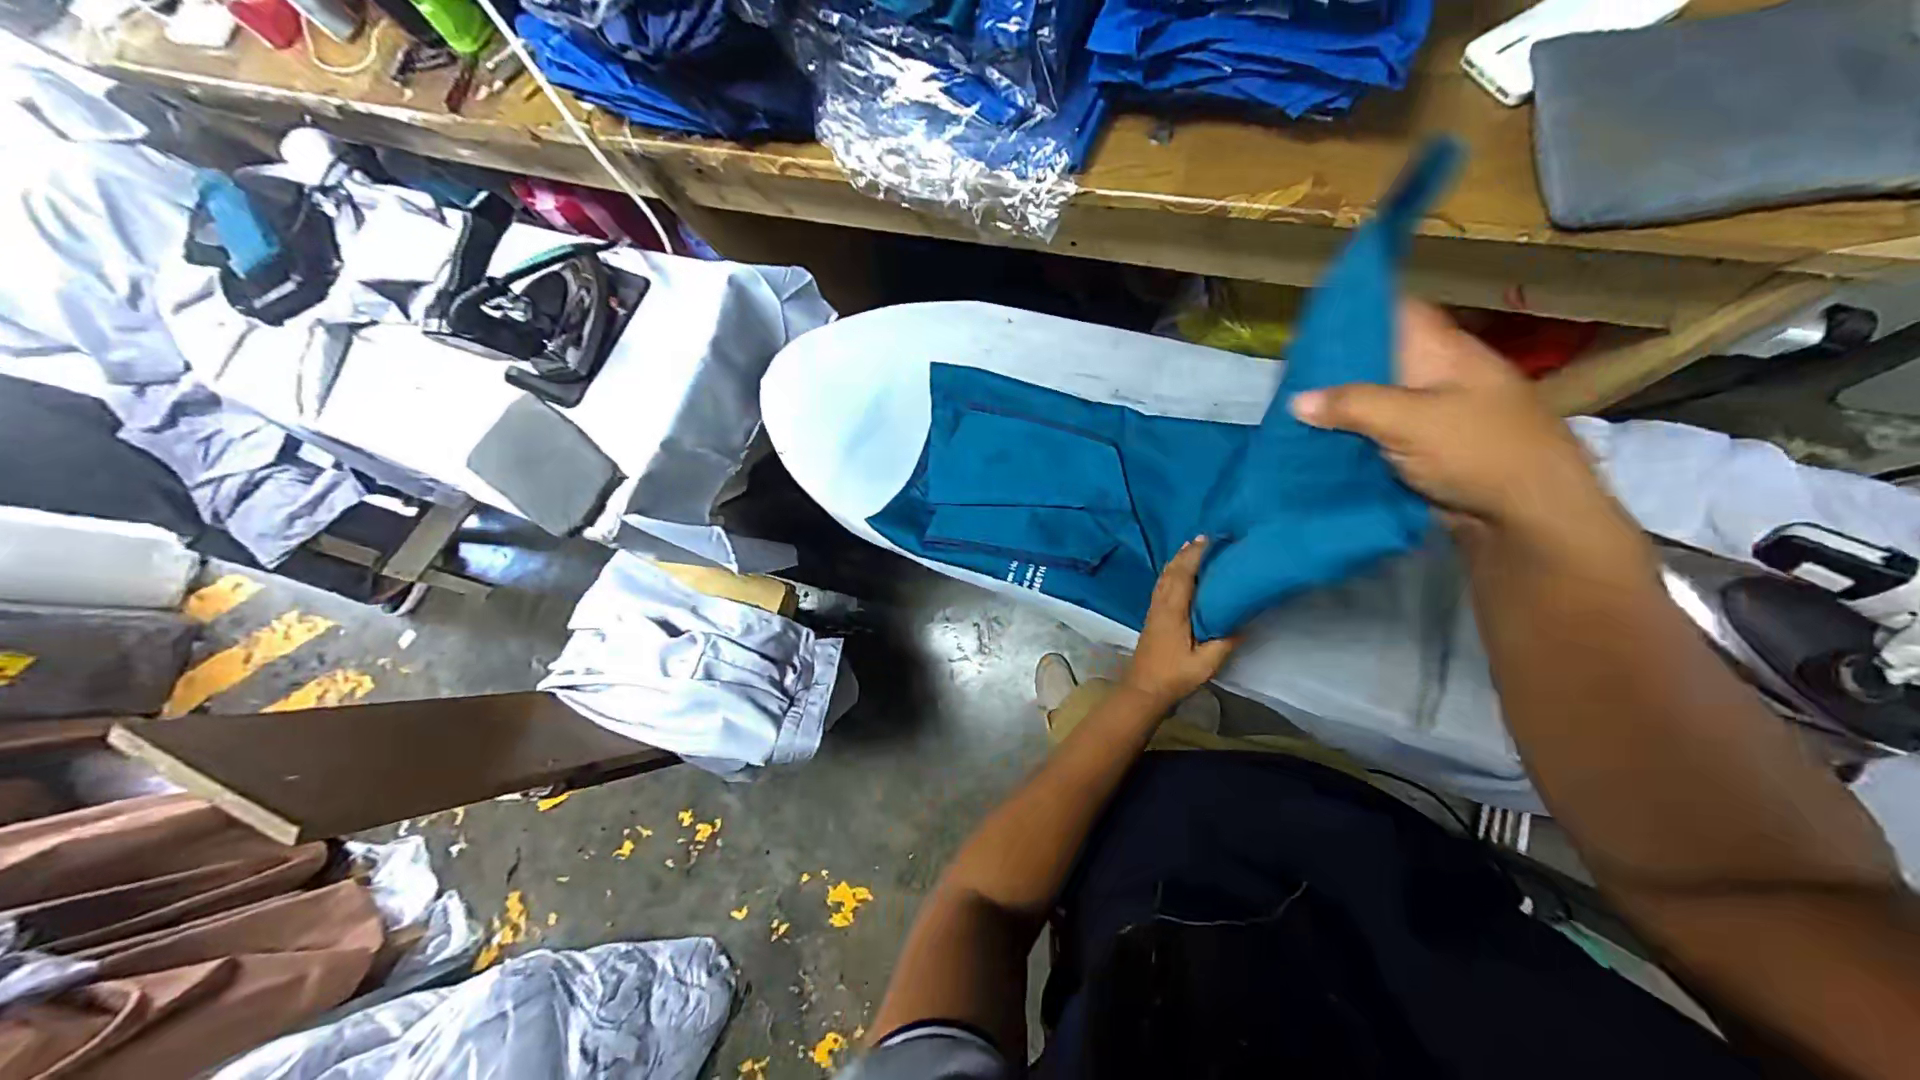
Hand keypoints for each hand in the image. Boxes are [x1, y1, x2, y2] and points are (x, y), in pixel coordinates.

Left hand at [1122, 537, 1238, 708]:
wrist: (1143, 689)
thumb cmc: (1174, 675)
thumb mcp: (1206, 663)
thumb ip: (1225, 642)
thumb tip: (1242, 622)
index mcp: (1173, 610)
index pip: (1183, 575)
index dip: (1193, 555)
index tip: (1207, 539)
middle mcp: (1160, 605)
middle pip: (1171, 572)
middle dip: (1185, 554)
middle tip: (1202, 539)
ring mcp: (1154, 610)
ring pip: (1163, 578)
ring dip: (1177, 562)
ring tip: (1191, 550)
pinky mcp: (1152, 618)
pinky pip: (1161, 587)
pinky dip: (1171, 574)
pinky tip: (1178, 575)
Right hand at [1289, 299, 1625, 547]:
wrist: (1527, 516)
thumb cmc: (1478, 451)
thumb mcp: (1409, 420)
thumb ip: (1350, 405)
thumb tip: (1296, 401)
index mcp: (1443, 352)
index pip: (1397, 312)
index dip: (1357, 311)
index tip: (1312, 321)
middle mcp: (1437, 376)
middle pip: (1379, 358)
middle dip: (1336, 365)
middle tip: (1289, 371)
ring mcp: (1432, 415)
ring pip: (1375, 399)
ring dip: (1339, 405)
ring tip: (1290, 407)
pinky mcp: (1424, 450)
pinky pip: (1377, 434)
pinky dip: (1350, 436)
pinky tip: (1316, 441)